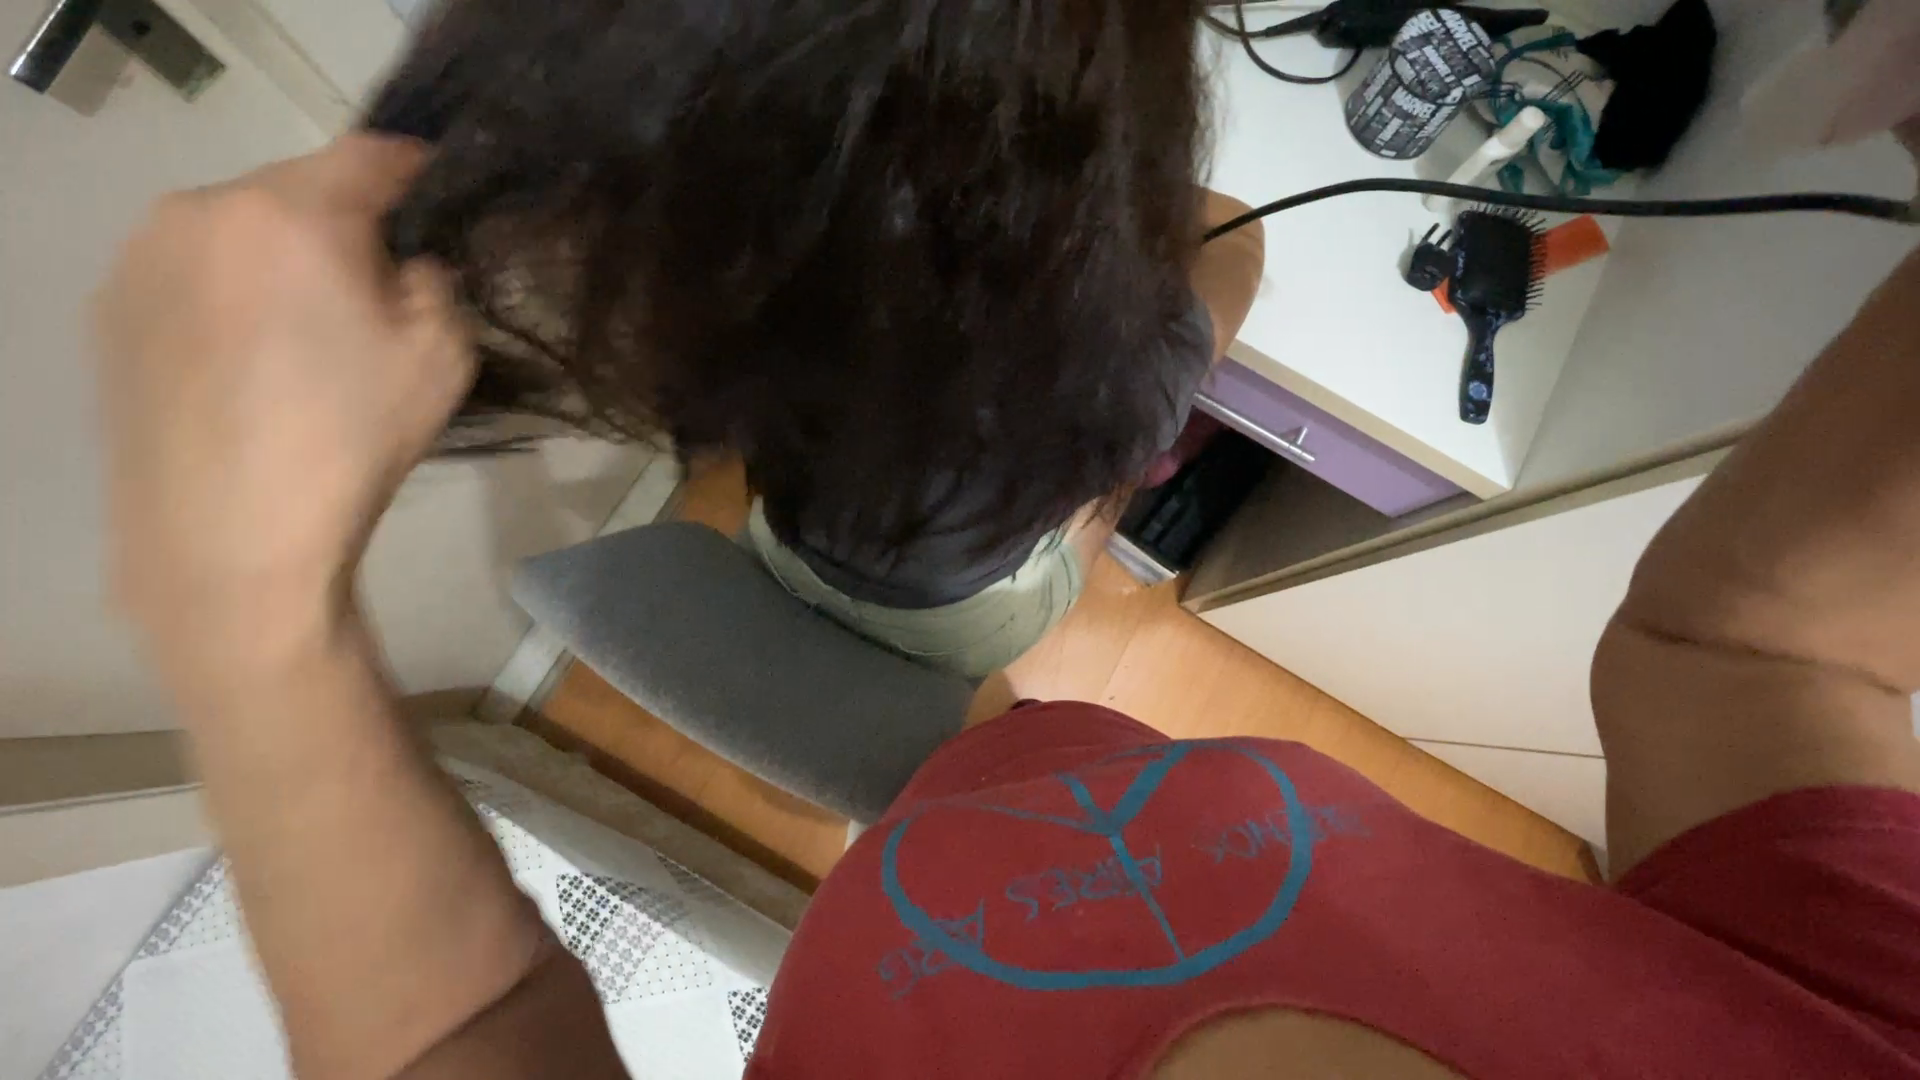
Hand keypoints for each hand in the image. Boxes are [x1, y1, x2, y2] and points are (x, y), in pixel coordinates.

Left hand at [95, 135, 471, 669]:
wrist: (231, 523)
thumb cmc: (354, 429)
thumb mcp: (443, 355)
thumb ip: (435, 285)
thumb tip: (405, 266)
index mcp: (292, 213)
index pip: (367, 155)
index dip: (413, 165)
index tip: (439, 184)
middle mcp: (201, 211)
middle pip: (295, 192)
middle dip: (345, 224)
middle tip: (382, 286)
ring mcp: (140, 258)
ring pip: (239, 233)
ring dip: (285, 260)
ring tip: (314, 331)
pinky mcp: (109, 309)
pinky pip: (194, 276)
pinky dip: (235, 295)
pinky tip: (258, 361)